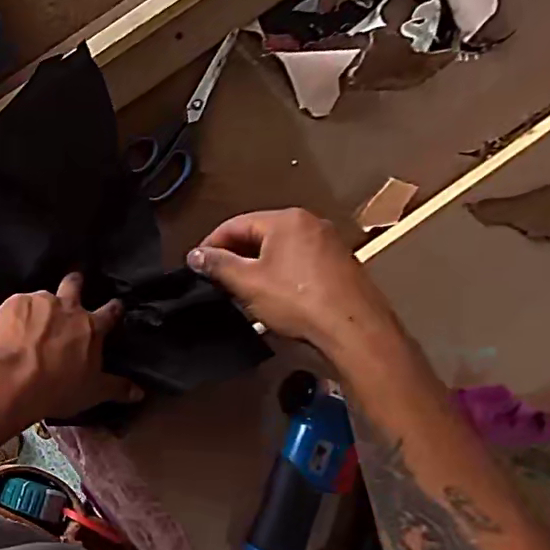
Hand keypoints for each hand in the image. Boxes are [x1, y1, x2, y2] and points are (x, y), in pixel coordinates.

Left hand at [0, 273, 141, 418]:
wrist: (14, 379)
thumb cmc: (58, 387)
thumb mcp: (92, 392)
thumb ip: (117, 388)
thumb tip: (140, 393)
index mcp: (91, 327)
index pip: (111, 311)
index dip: (114, 309)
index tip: (115, 307)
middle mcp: (68, 307)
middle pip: (74, 284)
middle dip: (76, 282)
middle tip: (73, 285)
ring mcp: (40, 302)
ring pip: (43, 296)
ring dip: (41, 307)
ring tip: (31, 322)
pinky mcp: (14, 303)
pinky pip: (17, 304)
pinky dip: (16, 314)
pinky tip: (10, 328)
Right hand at [185, 209, 397, 349]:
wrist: (352, 329)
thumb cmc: (302, 301)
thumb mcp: (248, 283)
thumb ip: (218, 265)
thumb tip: (197, 255)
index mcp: (287, 220)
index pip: (236, 224)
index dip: (211, 244)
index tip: (198, 264)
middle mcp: (310, 225)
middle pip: (259, 235)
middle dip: (235, 257)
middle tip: (217, 280)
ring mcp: (328, 245)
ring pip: (280, 251)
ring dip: (258, 268)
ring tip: (243, 292)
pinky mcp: (338, 266)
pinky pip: (299, 264)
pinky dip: (280, 276)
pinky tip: (273, 298)